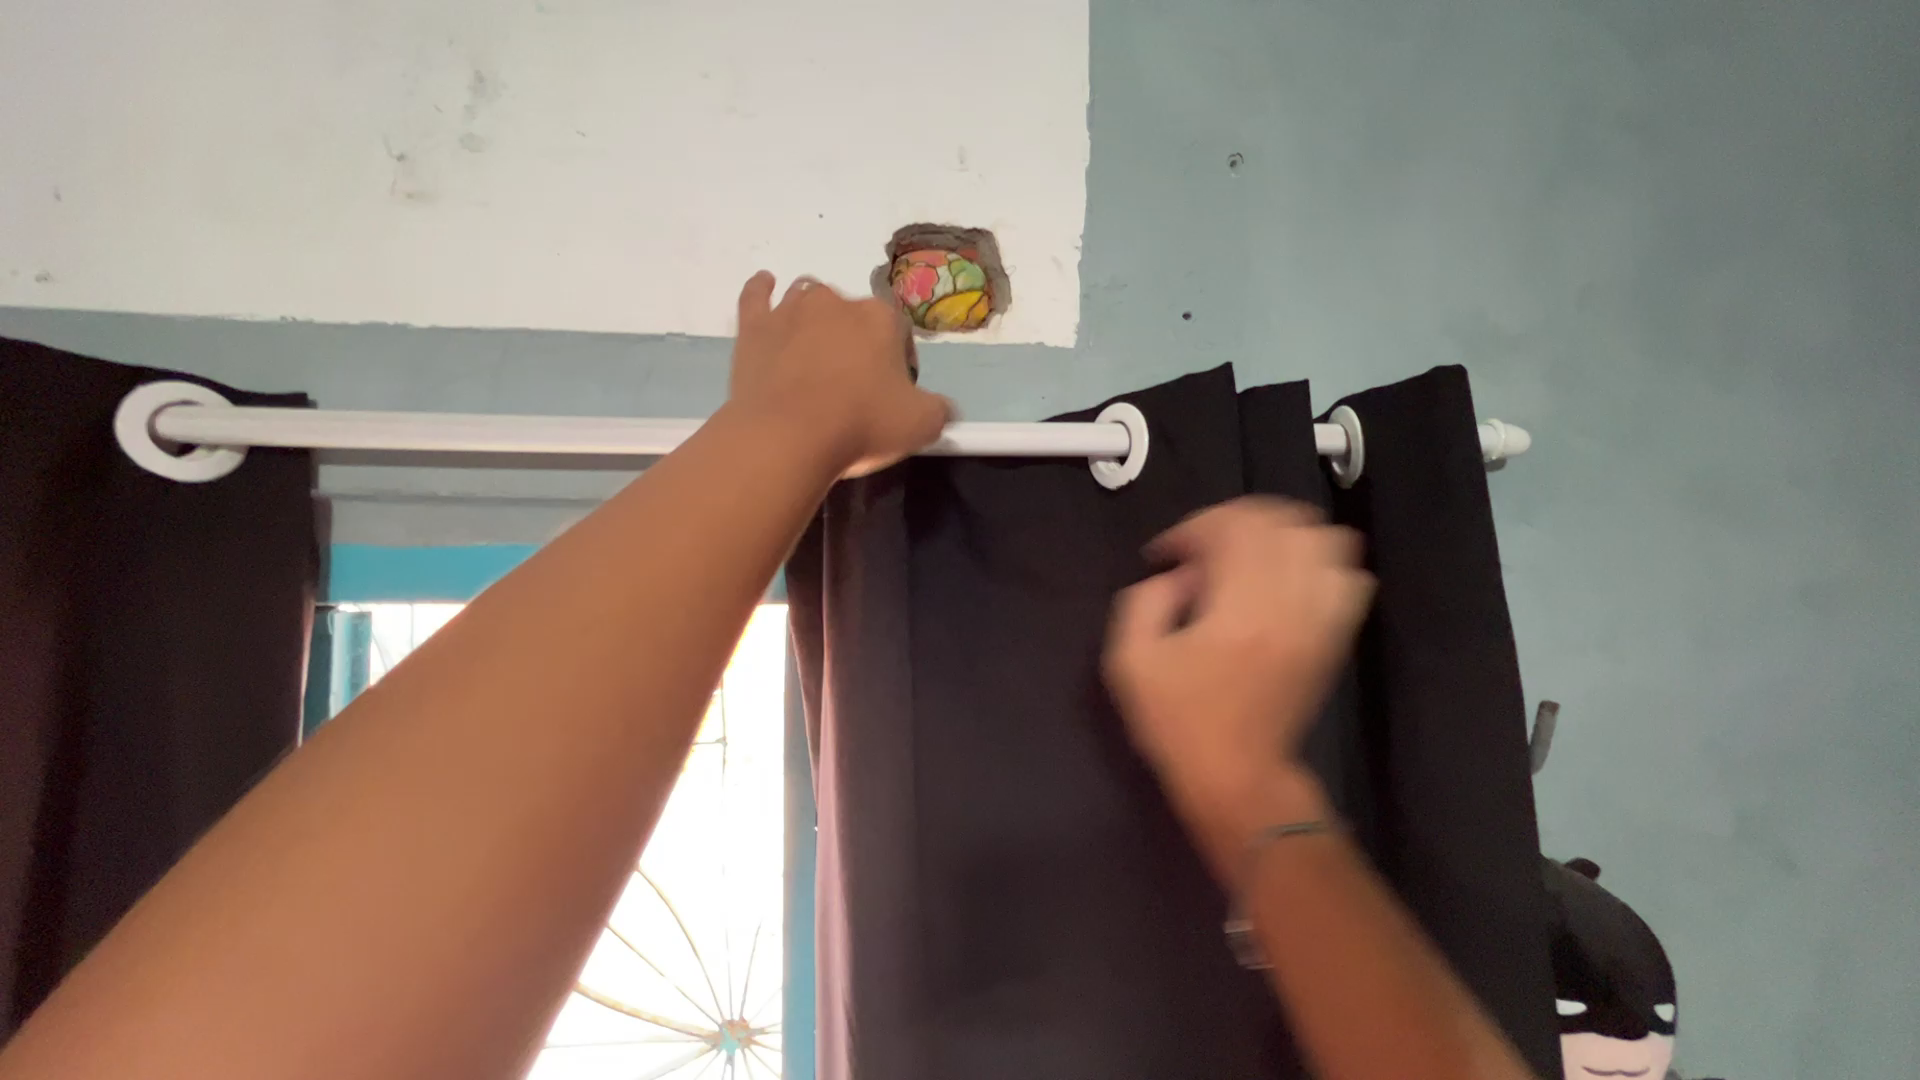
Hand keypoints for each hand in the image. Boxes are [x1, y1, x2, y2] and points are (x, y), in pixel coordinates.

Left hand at [728, 271, 953, 476]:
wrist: (787, 437)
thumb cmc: (861, 425)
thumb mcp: (921, 425)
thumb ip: (939, 410)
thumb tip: (943, 407)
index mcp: (882, 318)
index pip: (900, 334)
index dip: (900, 365)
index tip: (893, 397)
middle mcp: (837, 302)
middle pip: (855, 317)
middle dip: (858, 344)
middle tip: (853, 387)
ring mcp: (791, 310)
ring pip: (809, 301)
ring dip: (817, 320)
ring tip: (816, 352)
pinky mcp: (754, 327)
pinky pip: (756, 295)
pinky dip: (761, 289)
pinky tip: (765, 285)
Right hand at [1103, 497, 1373, 873]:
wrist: (1237, 778)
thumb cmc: (1177, 722)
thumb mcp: (1130, 661)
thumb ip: (1145, 600)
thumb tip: (1179, 574)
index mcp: (1237, 612)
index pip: (1229, 529)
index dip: (1192, 528)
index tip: (1167, 554)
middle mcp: (1289, 607)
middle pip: (1278, 522)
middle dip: (1231, 521)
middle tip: (1202, 547)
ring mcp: (1320, 621)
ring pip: (1322, 541)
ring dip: (1279, 533)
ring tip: (1246, 553)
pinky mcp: (1334, 637)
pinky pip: (1348, 577)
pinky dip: (1319, 562)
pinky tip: (1286, 577)